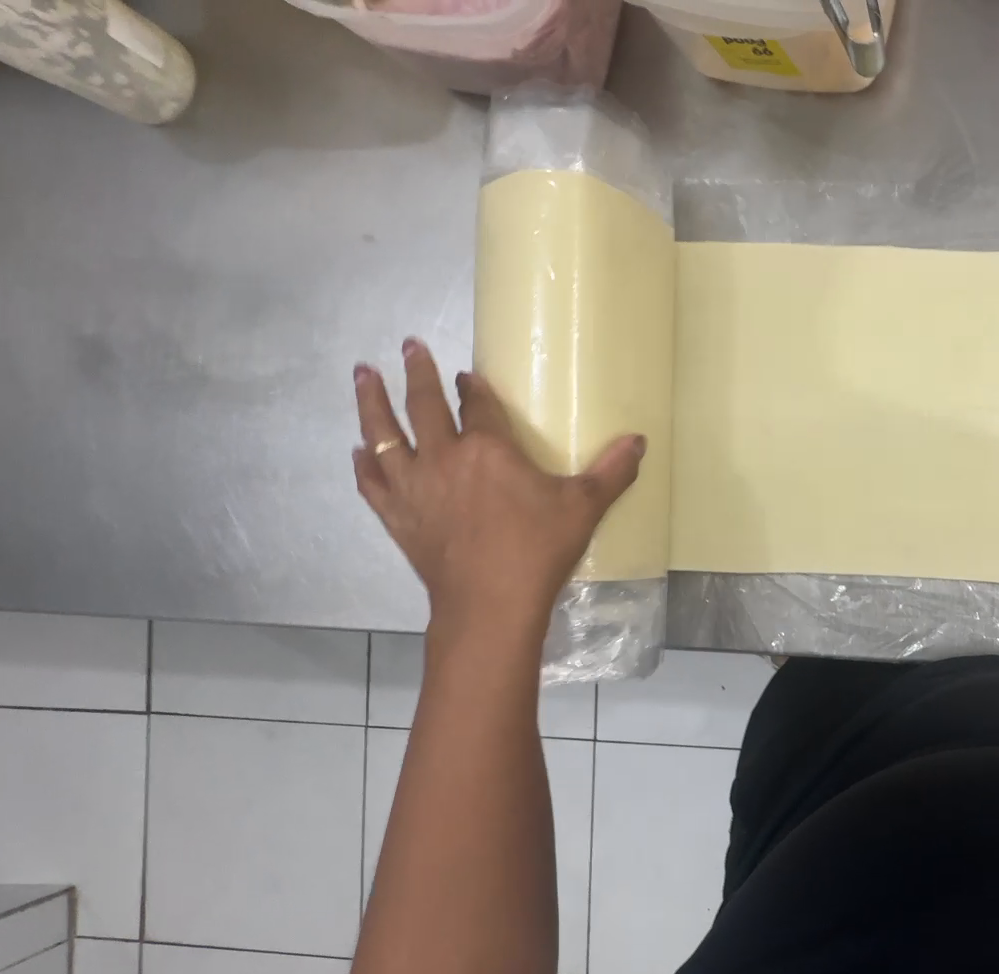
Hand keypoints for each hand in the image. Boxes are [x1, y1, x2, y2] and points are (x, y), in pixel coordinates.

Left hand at [352, 338, 643, 631]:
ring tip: (362, 374)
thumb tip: (639, 441)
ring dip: (371, 402)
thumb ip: (613, 471)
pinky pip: (373, 482)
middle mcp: (444, 457)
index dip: (473, 387)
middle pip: (424, 405)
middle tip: (410, 346)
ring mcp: (414, 487)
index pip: (478, 405)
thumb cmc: (539, 549)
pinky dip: (364, 463)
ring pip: (383, 434)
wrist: (491, 602)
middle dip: (418, 373)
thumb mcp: (586, 506)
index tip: (467, 375)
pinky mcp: (398, 516)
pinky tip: (358, 451)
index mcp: (489, 449)